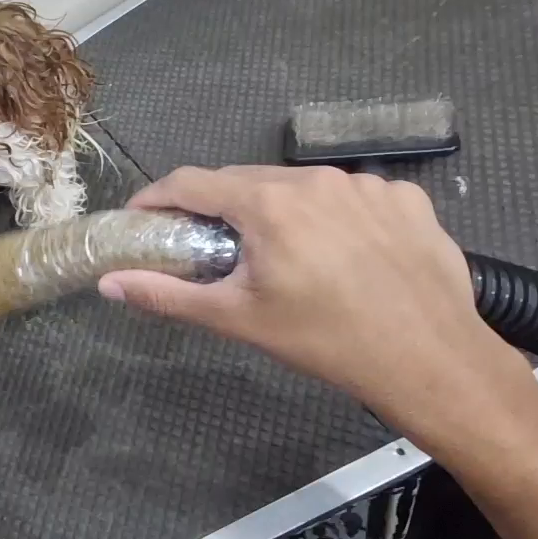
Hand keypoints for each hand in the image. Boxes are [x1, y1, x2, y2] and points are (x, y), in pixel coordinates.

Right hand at [96, 166, 532, 429]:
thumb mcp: (235, 319)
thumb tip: (107, 284)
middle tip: (205, 245)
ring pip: (296, 186)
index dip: (156, 197)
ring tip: (275, 253)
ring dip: (271, 209)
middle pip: (243, 181)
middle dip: (214, 207)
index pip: (191, 181)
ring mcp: (367, 185)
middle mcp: (315, 179)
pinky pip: (346, 196)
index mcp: (268, 203)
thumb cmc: (323, 340)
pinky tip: (335, 252)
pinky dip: (326, 215)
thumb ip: (165, 295)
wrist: (431, 359)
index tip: (140, 218)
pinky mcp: (405, 198)